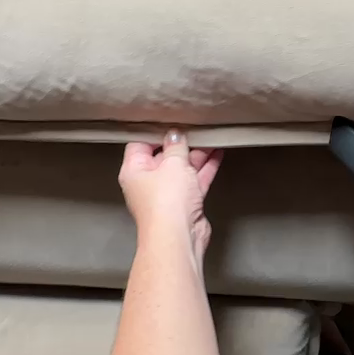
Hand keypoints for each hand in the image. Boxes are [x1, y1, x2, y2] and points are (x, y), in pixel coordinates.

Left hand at [119, 130, 223, 258]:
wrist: (179, 236)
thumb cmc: (167, 197)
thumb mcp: (173, 163)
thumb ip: (176, 145)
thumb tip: (175, 133)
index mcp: (134, 170)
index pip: (140, 144)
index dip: (156, 131)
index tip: (171, 118)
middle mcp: (148, 181)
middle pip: (164, 155)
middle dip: (181, 142)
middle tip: (197, 125)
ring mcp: (168, 193)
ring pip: (183, 168)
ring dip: (198, 154)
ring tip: (212, 135)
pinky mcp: (186, 202)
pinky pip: (195, 180)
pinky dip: (206, 168)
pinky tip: (219, 153)